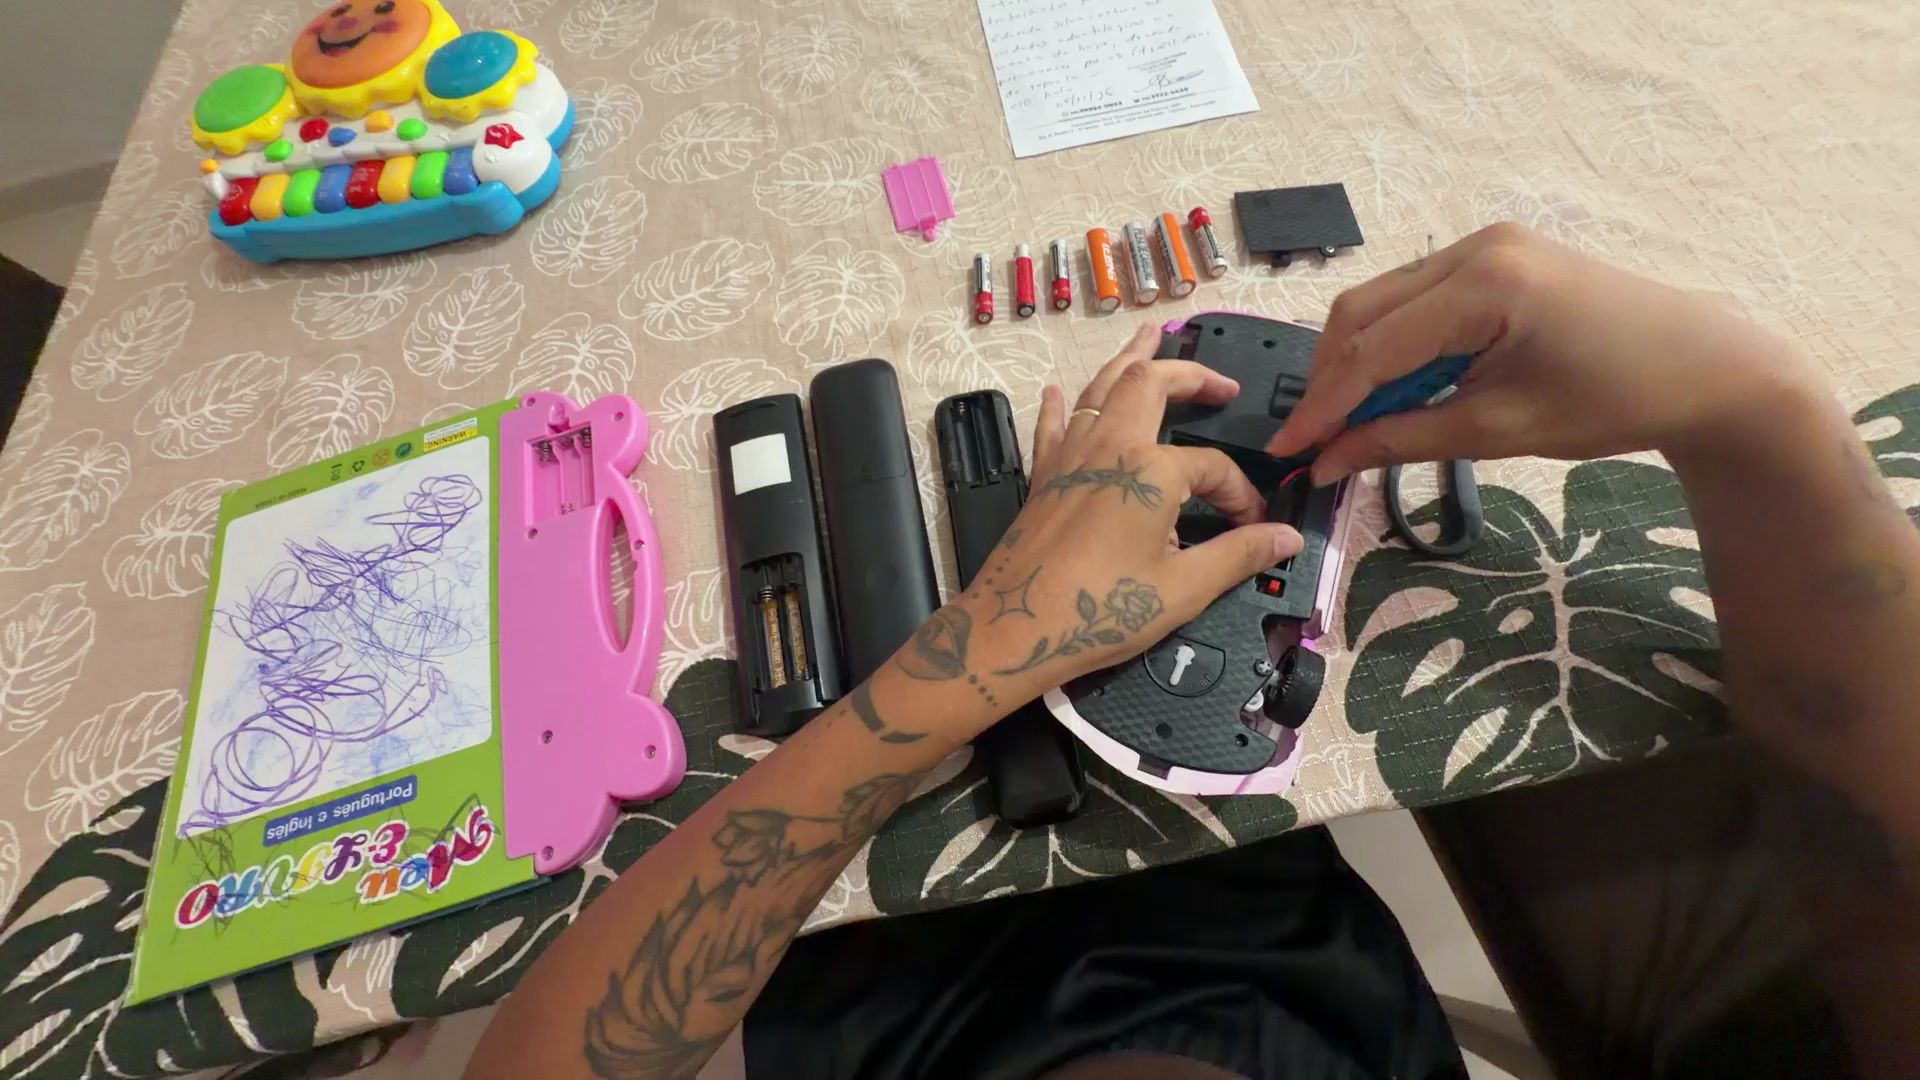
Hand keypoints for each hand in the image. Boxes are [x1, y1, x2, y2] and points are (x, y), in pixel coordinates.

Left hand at [897, 325, 1303, 710]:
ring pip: (1099, 389)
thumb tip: (1286, 538)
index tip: (1252, 527)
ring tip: (1148, 336)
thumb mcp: (1183, 588)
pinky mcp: (1042, 475)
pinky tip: (1057, 391)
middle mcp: (1109, 446)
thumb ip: (1238, 556)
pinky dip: (1061, 405)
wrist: (1016, 626)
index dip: (1240, 495)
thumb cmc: (1100, 609)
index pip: (1213, 467)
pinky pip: (1052, 426)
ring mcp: (1069, 455)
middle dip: (1188, 373)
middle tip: (1217, 380)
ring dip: (1127, 360)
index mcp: (1151, 470)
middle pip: (1149, 383)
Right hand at [1266, 222, 1825, 482]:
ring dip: (1349, 364)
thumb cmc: (1612, 401)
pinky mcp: (1484, 259)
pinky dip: (1382, 348)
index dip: (1320, 406)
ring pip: (1373, 305)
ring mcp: (1479, 246)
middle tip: (1315, 439)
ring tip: (1348, 419)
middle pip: (1359, 314)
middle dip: (1327, 382)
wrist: (1708, 366)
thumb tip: (1322, 465)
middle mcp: (1474, 248)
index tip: (1284, 449)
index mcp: (1486, 285)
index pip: (1371, 350)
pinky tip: (1386, 387)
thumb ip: (1395, 441)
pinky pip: (1404, 302)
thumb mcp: (1493, 431)